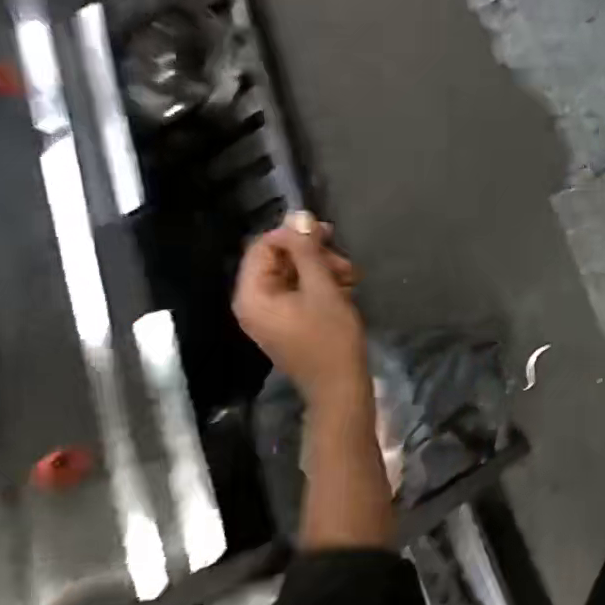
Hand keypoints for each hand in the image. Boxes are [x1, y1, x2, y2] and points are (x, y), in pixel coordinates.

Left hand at [232, 213, 368, 408]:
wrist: (341, 389)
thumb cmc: (331, 339)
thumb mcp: (323, 289)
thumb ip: (309, 252)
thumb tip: (299, 216)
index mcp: (253, 294)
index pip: (264, 247)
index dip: (294, 235)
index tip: (329, 234)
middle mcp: (253, 303)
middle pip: (278, 260)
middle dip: (313, 255)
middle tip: (345, 262)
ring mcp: (270, 315)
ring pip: (292, 276)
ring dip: (322, 270)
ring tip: (351, 277)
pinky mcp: (287, 324)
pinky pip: (298, 293)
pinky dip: (321, 287)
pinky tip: (346, 290)